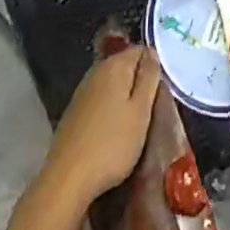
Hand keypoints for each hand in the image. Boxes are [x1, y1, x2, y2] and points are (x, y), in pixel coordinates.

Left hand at [39, 45, 162, 205]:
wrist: (67, 179)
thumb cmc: (112, 144)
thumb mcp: (140, 111)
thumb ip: (149, 78)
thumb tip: (152, 52)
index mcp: (114, 66)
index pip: (140, 50)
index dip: (154, 65)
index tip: (162, 88)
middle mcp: (95, 72)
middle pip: (124, 66)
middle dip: (139, 81)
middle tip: (152, 107)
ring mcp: (82, 92)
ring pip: (112, 84)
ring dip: (125, 96)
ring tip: (136, 120)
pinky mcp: (74, 112)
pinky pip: (100, 99)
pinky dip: (110, 108)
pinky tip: (114, 129)